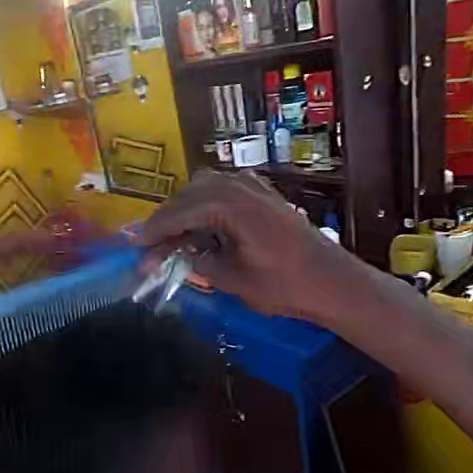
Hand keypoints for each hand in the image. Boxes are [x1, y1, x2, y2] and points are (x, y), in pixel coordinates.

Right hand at [138, 171, 370, 321]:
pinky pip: (223, 189)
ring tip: (173, 236)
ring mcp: (254, 186)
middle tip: (152, 244)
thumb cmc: (285, 285)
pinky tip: (201, 225)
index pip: (181, 212)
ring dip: (185, 209)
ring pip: (204, 187)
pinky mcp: (263, 194)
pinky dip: (205, 203)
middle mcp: (240, 187)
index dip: (156, 230)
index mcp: (231, 205)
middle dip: (167, 218)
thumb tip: (174, 256)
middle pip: (189, 194)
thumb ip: (198, 263)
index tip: (138, 246)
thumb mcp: (232, 279)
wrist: (333, 282)